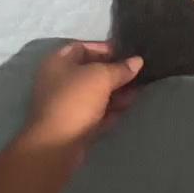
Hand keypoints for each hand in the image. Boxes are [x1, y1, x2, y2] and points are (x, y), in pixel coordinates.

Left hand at [18, 41, 142, 151]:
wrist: (56, 145)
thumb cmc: (75, 100)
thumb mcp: (101, 78)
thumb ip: (120, 69)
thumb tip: (137, 61)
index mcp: (57, 62)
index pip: (82, 47)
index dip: (104, 48)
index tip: (126, 53)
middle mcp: (58, 80)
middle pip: (89, 71)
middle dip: (113, 72)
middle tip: (135, 73)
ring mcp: (64, 104)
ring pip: (93, 93)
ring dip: (114, 91)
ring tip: (137, 91)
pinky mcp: (72, 125)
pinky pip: (94, 112)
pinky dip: (109, 109)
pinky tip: (127, 107)